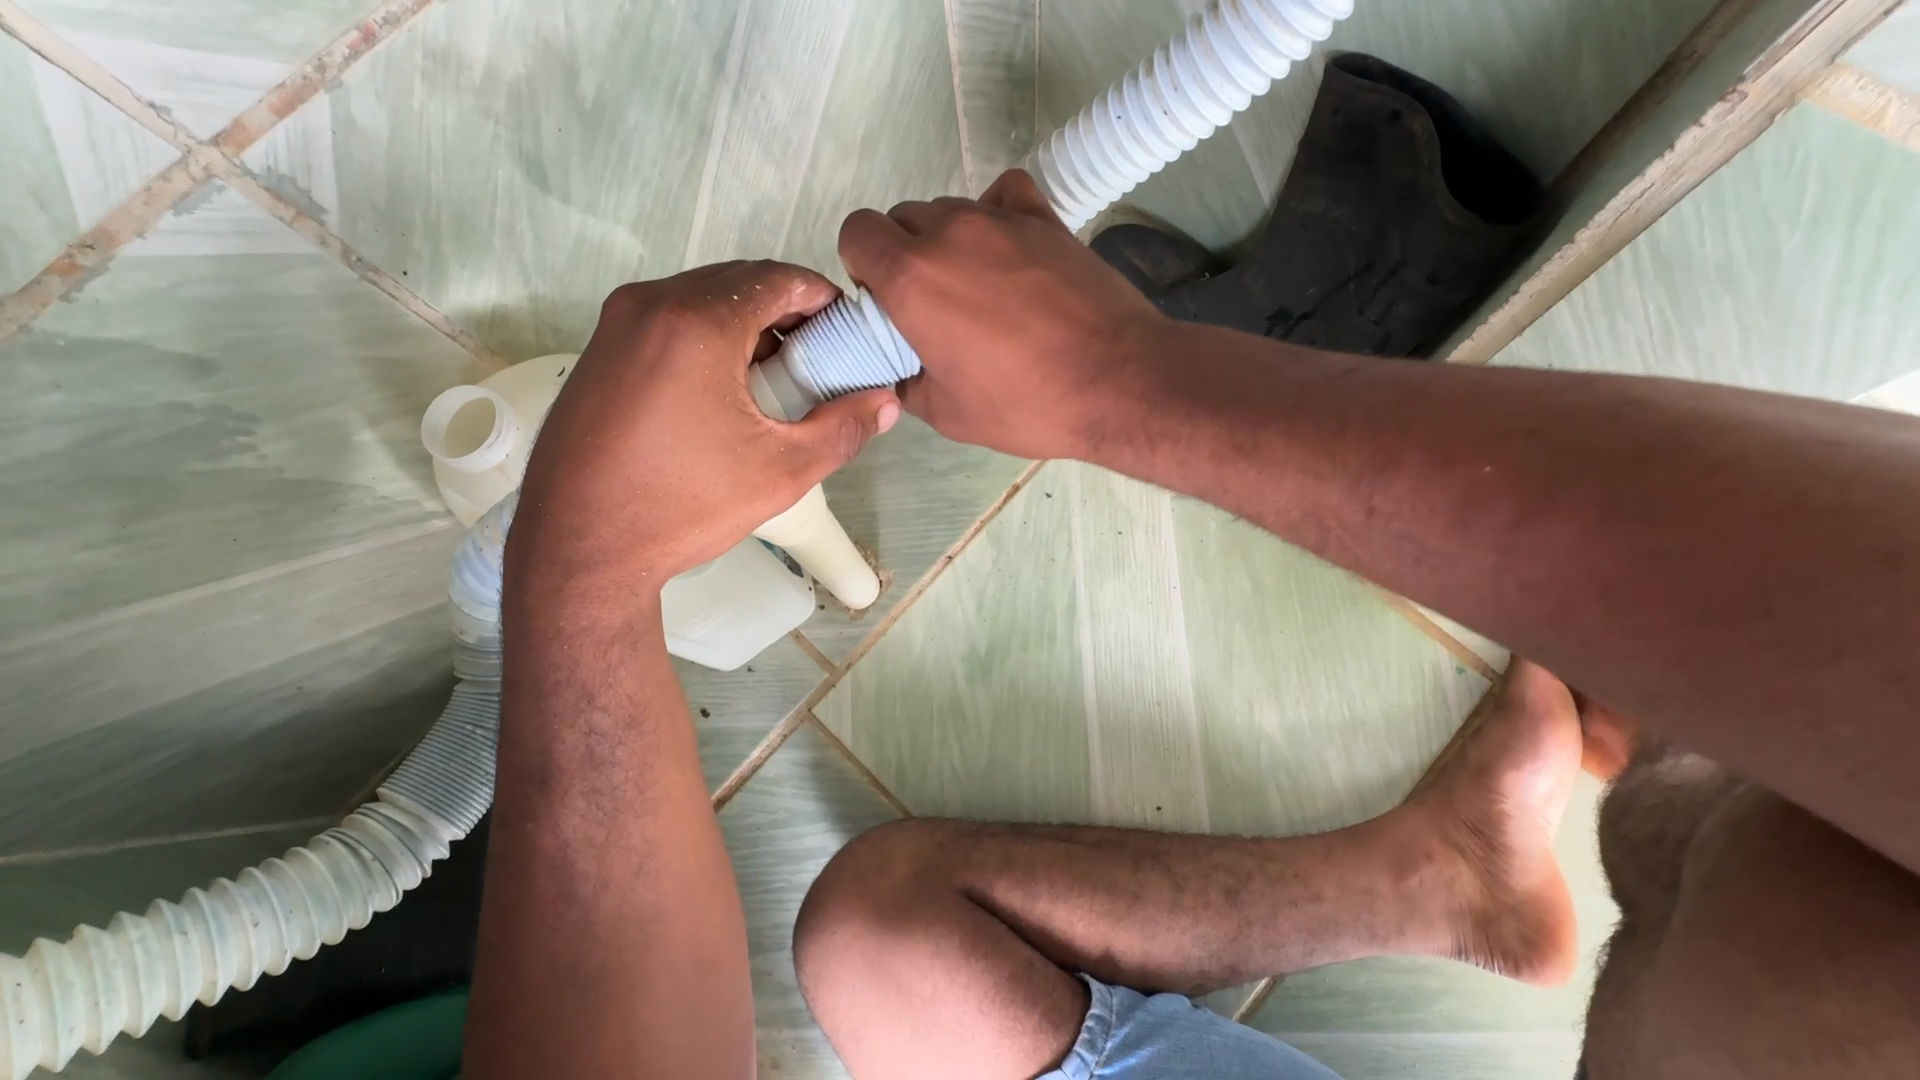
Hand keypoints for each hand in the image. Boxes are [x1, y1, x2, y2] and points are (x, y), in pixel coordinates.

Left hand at [509, 261, 898, 606]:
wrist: (578, 547)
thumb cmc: (683, 506)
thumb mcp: (780, 471)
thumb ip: (842, 429)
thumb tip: (886, 401)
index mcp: (697, 321)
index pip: (778, 278)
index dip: (822, 299)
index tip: (845, 334)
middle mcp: (650, 304)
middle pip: (739, 282)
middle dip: (786, 312)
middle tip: (815, 361)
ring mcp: (616, 324)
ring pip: (701, 299)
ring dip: (745, 324)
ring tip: (772, 379)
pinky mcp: (598, 350)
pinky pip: (668, 320)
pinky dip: (706, 337)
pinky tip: (721, 389)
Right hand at [838, 169, 1173, 460]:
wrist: (1119, 382)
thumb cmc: (1026, 404)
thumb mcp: (946, 414)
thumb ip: (905, 381)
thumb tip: (898, 368)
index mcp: (911, 278)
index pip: (856, 232)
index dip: (862, 264)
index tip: (885, 300)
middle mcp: (949, 232)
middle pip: (901, 218)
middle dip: (903, 255)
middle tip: (932, 305)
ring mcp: (1001, 218)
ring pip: (949, 209)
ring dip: (948, 241)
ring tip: (980, 288)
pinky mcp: (1046, 218)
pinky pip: (1003, 194)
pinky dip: (996, 213)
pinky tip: (1009, 250)